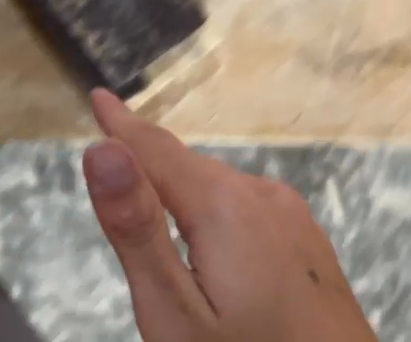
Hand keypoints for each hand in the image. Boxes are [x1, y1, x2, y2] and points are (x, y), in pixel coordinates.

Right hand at [82, 90, 377, 341]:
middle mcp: (262, 196)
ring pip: (216, 190)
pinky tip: (212, 258)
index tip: (97, 96)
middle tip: (116, 207)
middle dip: (147, 174)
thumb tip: (99, 148)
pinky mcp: (313, 251)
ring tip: (159, 239)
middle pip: (184, 168)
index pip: (153, 147)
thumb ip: (135, 228)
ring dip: (181, 198)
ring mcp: (295, 223)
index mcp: (222, 203)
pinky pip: (246, 212)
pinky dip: (215, 217)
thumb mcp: (174, 313)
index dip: (120, 124)